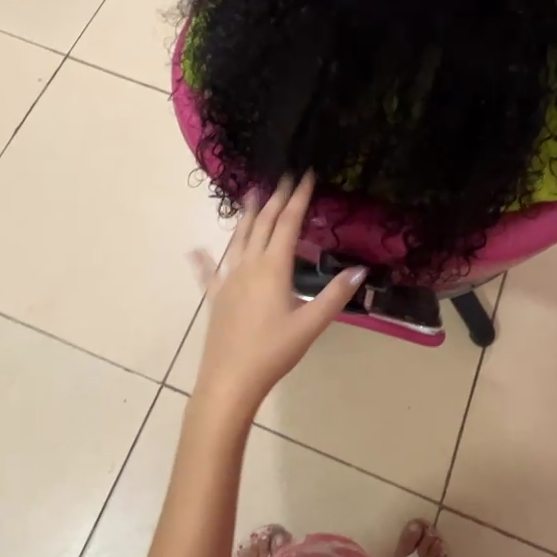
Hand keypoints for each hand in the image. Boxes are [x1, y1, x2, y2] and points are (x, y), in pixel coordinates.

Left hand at [190, 172, 365, 414]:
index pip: (288, 222)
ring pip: (239, 239)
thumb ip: (335, 295)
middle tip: (285, 178)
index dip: (298, 197)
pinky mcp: (215, 297)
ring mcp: (228, 280)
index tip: (305, 175)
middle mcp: (249, 265)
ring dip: (247, 216)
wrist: (229, 381)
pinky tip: (195, 251)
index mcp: (273, 267)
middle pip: (263, 224)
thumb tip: (361, 270)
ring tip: (251, 194)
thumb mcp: (311, 325)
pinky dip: (204, 259)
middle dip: (276, 199)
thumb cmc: (273, 352)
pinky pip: (209, 273)